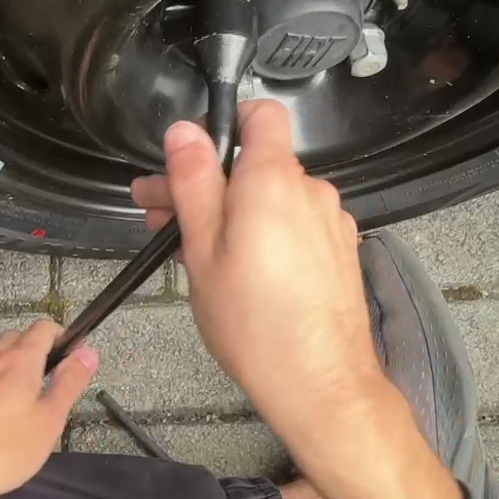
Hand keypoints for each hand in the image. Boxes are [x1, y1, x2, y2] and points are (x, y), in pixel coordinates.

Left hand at [0, 321, 96, 498]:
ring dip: (4, 367)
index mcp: (18, 361)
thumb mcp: (49, 421)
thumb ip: (70, 383)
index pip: (43, 328)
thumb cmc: (3, 451)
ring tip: (13, 403)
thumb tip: (88, 351)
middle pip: (14, 338)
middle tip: (44, 386)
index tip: (69, 360)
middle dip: (32, 351)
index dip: (61, 337)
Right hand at [133, 101, 462, 498]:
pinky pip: (295, 226)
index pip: (260, 115)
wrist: (320, 383)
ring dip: (233, 212)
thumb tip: (184, 130)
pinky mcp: (339, 253)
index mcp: (274, 180)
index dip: (224, 125)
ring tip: (192, 249)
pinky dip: (264, 234)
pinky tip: (238, 269)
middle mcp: (311, 191)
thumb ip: (194, 182)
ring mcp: (331, 223)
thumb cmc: (253, 322)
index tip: (191, 159)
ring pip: (273, 199)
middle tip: (159, 213)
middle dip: (207, 182)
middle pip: (257, 164)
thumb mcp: (204, 249)